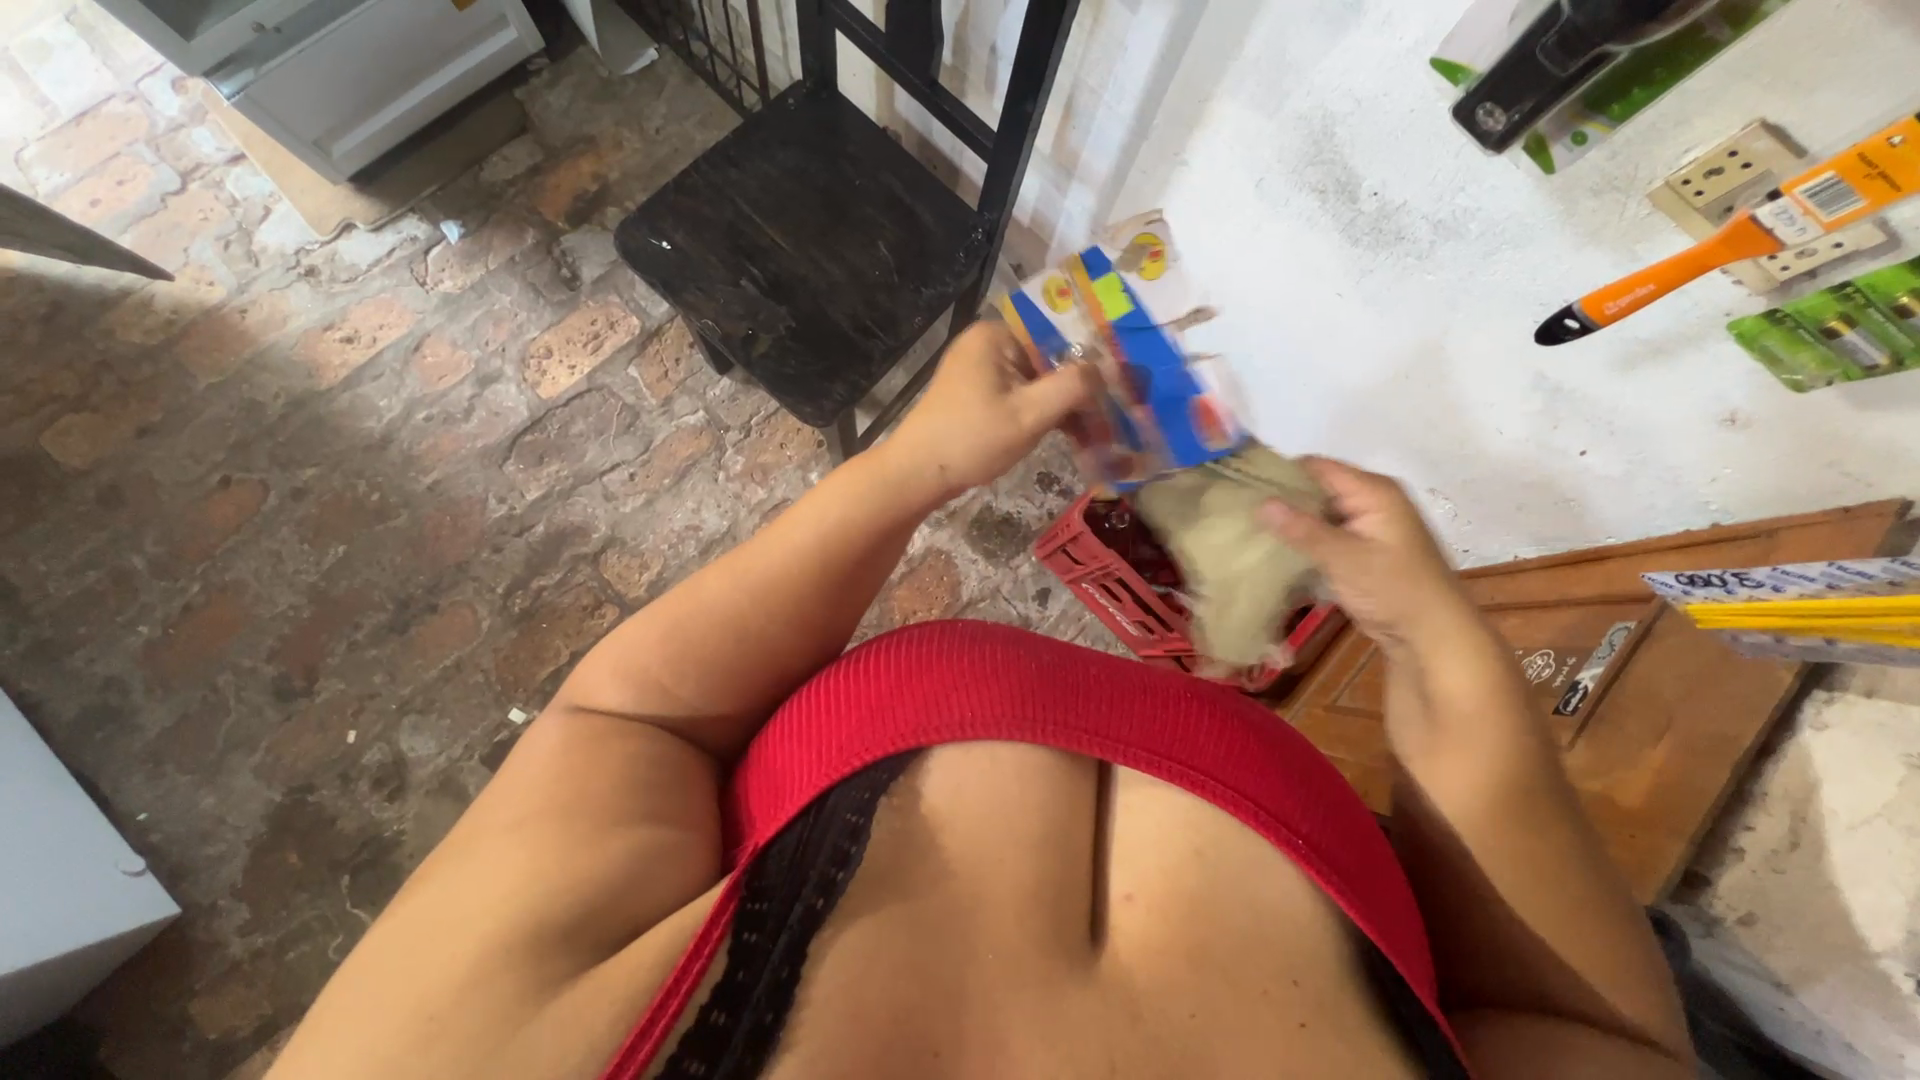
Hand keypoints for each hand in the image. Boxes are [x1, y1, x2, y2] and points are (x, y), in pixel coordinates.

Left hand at [884, 319, 1095, 501]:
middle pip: (1049, 360)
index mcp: (996, 334)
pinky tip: (1070, 435)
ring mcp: (980, 368)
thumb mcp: (1030, 414)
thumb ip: (1073, 387)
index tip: (1121, 389)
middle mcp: (988, 343)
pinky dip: (1043, 413)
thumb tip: (1108, 370)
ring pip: (1038, 381)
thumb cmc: (972, 440)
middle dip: (1080, 389)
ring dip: (1065, 406)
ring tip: (1098, 432)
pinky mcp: (977, 393)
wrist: (917, 474)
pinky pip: (1021, 395)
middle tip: (1113, 418)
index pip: (1059, 337)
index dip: (1092, 362)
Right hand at [1259, 458, 1477, 655]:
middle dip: (1283, 498)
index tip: (1243, 487)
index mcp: (1374, 491)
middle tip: (1242, 511)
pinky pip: (1326, 531)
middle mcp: (1371, 499)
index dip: (1280, 473)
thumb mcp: (1344, 558)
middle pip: (1317, 486)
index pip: (1317, 466)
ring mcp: (1367, 523)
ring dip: (1292, 520)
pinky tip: (1276, 548)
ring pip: (1319, 511)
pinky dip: (1304, 537)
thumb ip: (1302, 529)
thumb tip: (1261, 502)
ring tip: (1251, 529)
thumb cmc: (1394, 590)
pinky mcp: (1361, 546)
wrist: (1431, 633)